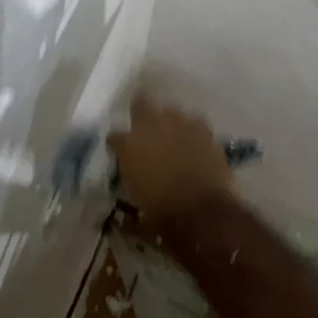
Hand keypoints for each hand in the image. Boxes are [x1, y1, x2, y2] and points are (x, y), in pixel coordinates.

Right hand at [107, 96, 235, 216]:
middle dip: (141, 114)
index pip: (114, 136)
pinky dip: (193, 133)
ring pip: (170, 112)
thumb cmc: (163, 212)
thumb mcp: (135, 196)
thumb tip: (133, 173)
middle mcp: (150, 125)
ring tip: (175, 139)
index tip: (120, 152)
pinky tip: (196, 145)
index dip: (117, 144)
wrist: (203, 210)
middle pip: (140, 104)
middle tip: (147, 132)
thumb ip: (131, 175)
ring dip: (170, 124)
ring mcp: (178, 122)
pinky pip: (194, 124)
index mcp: (128, 144)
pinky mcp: (202, 127)